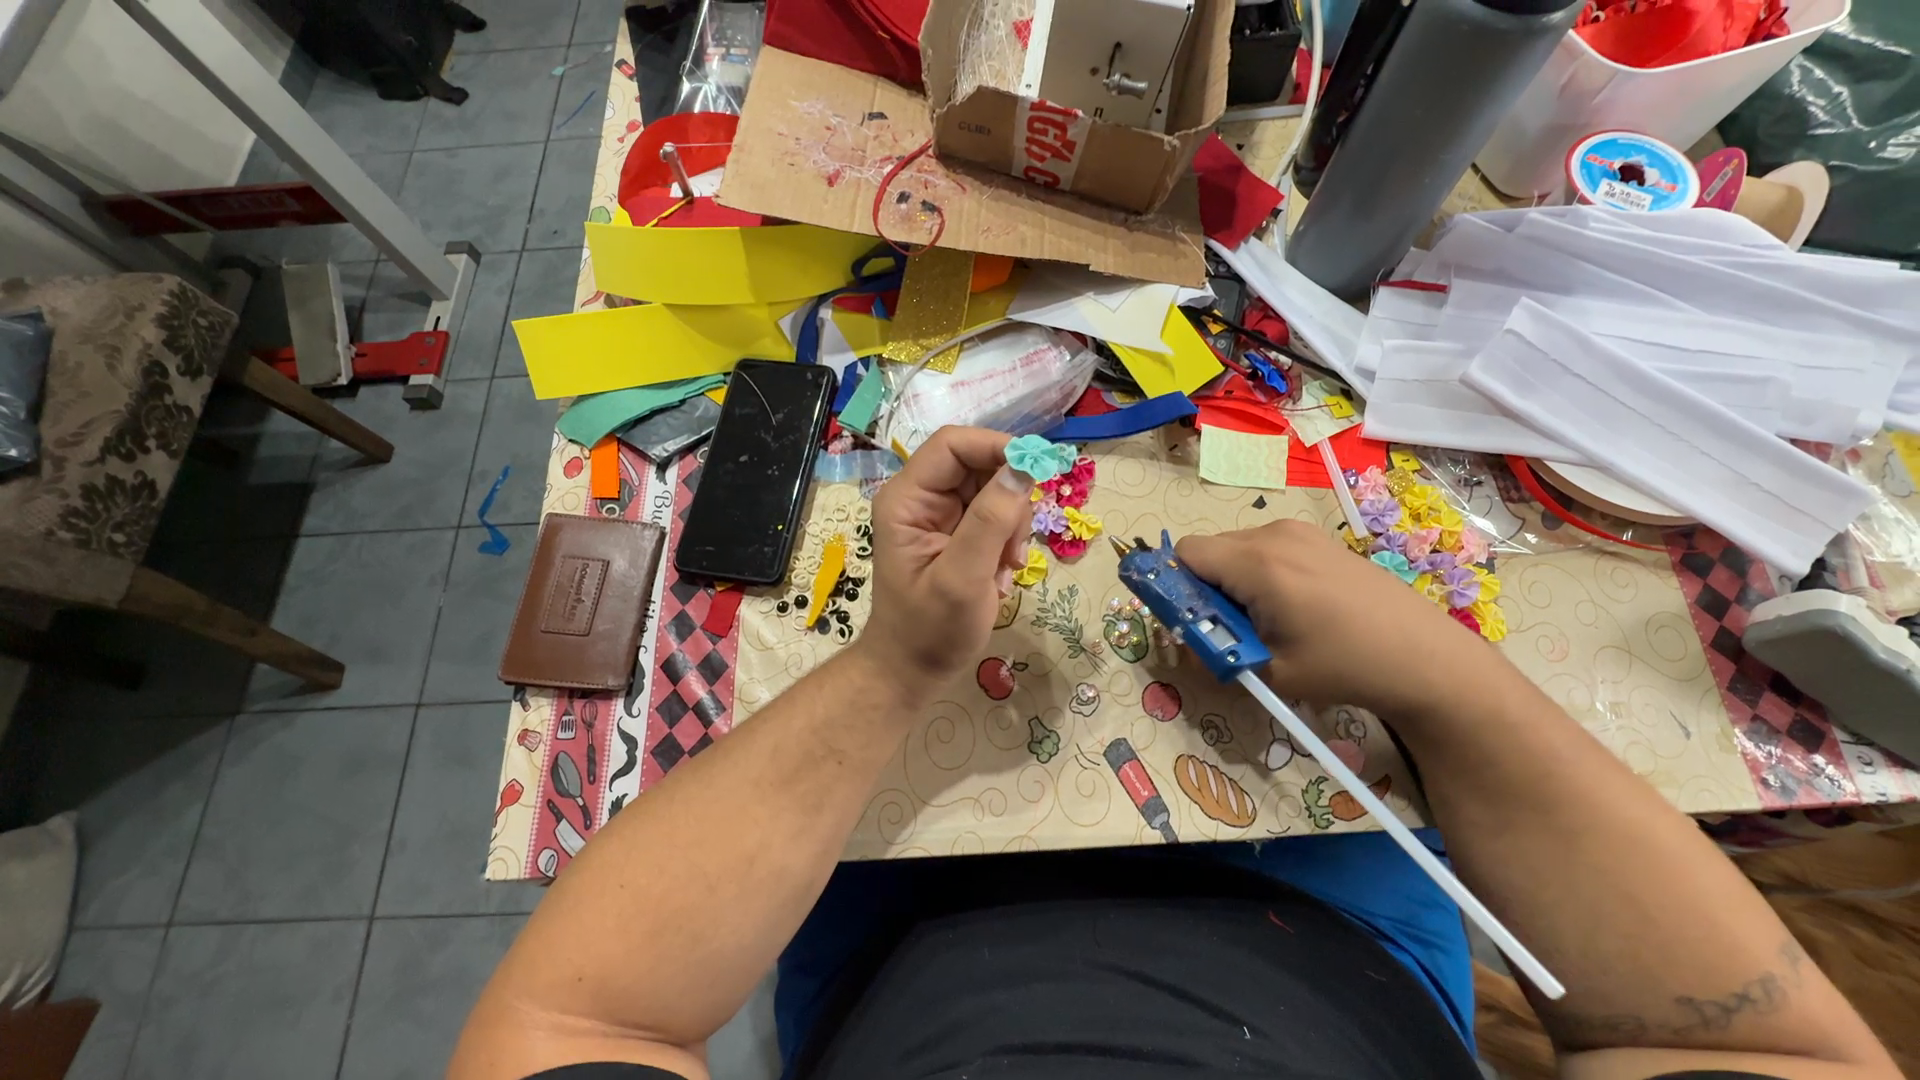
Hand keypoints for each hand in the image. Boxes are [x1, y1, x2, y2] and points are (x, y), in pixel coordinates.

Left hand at [858, 427, 1030, 697]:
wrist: (913, 671)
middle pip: (979, 464)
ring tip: (1005, 568)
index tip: (1037, 473)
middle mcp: (920, 498)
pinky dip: (1007, 541)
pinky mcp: (957, 533)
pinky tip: (999, 576)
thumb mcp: (962, 579)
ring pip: (994, 490)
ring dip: (1012, 526)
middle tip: (1017, 546)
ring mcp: (939, 515)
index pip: (953, 444)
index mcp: (907, 499)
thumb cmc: (930, 631)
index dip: (997, 448)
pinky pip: (995, 516)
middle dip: (1009, 499)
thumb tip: (1023, 468)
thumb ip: (990, 521)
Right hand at [1177, 520, 1494, 718]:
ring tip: (1264, 620)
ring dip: (1232, 580)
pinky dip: (1259, 572)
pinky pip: (1267, 547)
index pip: (1185, 554)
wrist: (1426, 658)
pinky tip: (1293, 607)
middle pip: (1210, 549)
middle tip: (1228, 628)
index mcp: (1258, 565)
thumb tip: (1186, 639)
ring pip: (1238, 547)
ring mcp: (1301, 533)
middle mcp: (1276, 536)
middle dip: (1204, 586)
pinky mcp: (1320, 540)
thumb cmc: (1345, 667)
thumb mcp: (1270, 672)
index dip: (1175, 585)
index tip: (1191, 619)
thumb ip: (1218, 652)